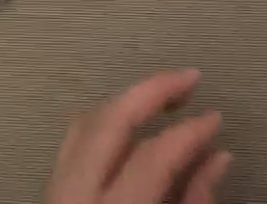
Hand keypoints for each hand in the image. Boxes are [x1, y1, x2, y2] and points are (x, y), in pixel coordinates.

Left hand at [46, 69, 230, 203]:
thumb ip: (193, 202)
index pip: (152, 155)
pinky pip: (74, 139)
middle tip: (190, 75)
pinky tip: (128, 121)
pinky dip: (104, 120)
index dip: (190, 132)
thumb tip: (217, 157)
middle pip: (110, 118)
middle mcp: (73, 193)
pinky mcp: (48, 189)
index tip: (216, 116)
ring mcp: (54, 189)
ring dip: (126, 99)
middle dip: (152, 88)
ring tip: (163, 93)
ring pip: (86, 120)